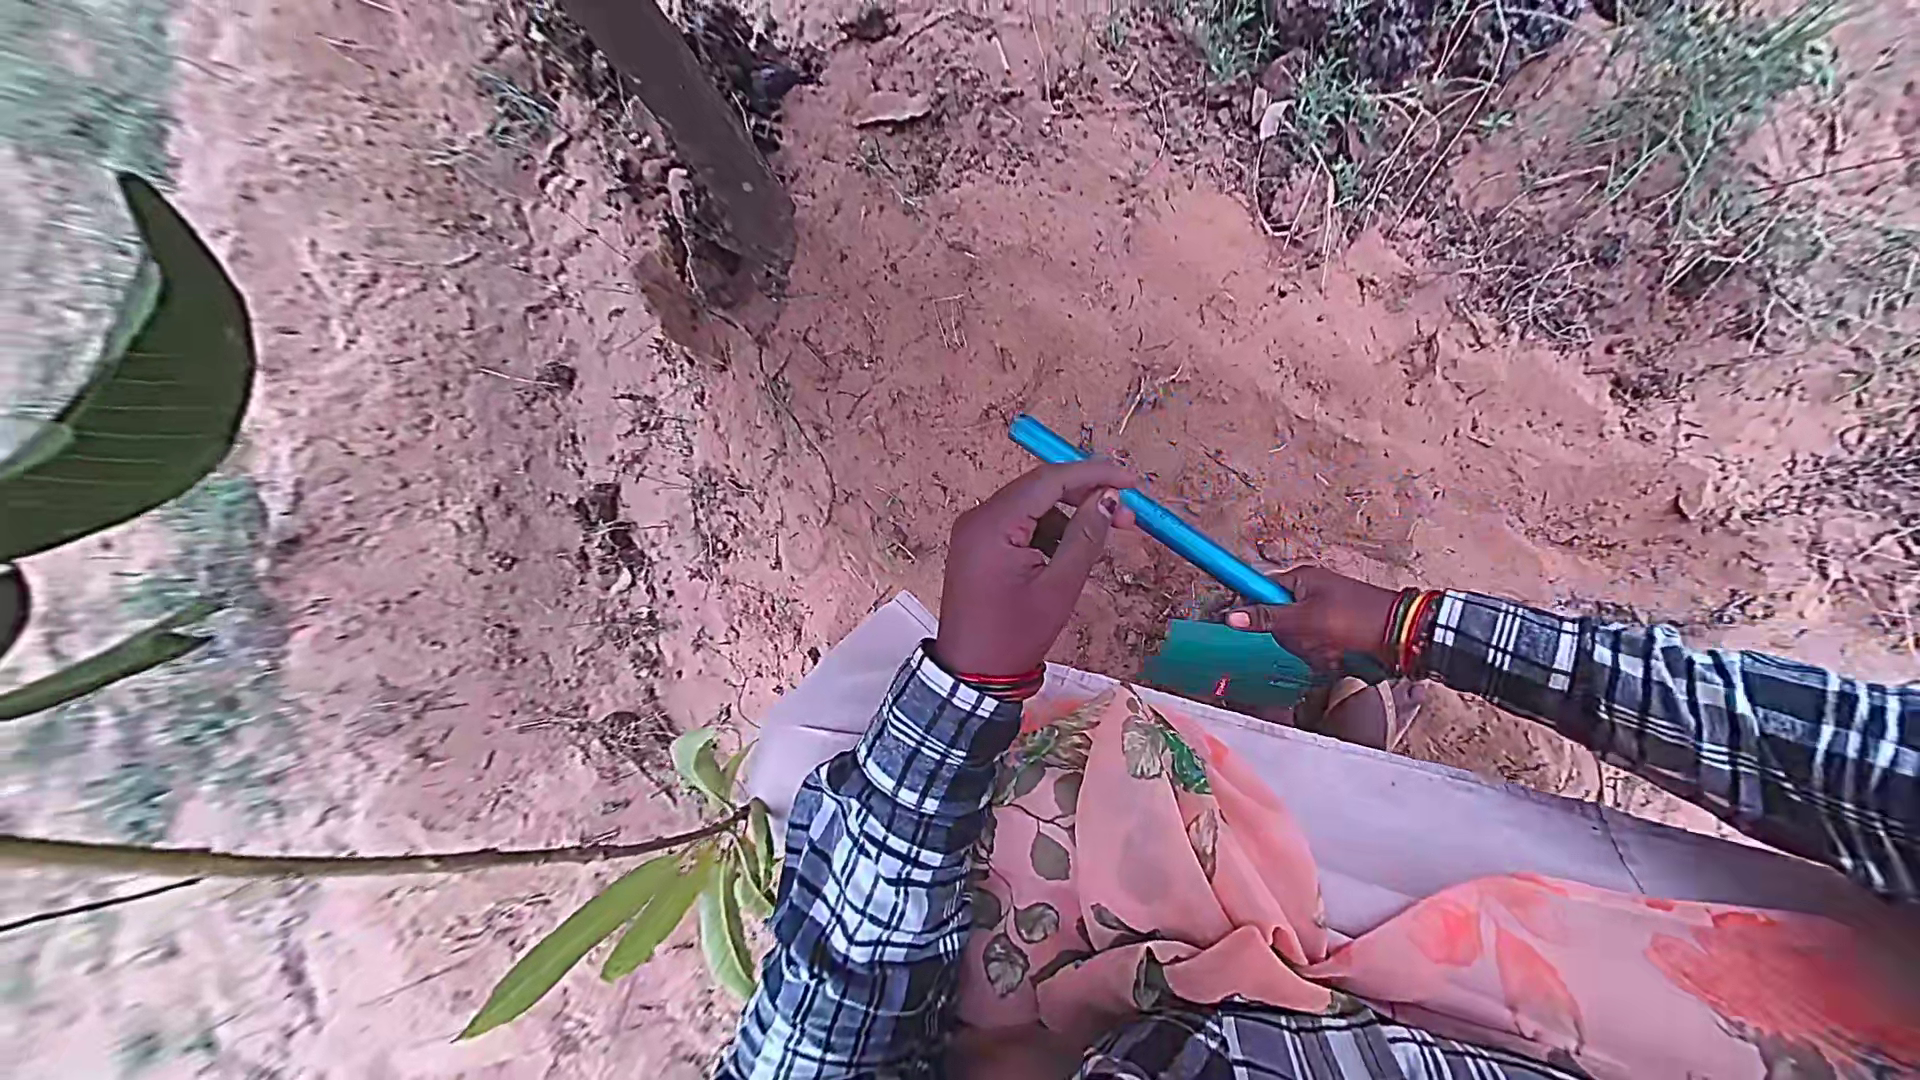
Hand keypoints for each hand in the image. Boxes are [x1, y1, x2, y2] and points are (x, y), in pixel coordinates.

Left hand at [933, 462, 1138, 677]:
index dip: (1093, 475)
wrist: (972, 672)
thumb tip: (1109, 498)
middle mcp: (979, 518)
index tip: (1131, 481)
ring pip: (1031, 506)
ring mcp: (974, 530)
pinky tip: (1066, 554)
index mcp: (993, 525)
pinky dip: (1046, 532)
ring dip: (1067, 517)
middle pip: (1039, 488)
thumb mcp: (1059, 586)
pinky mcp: (977, 544)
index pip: (1048, 479)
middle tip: (1125, 516)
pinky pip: (1018, 524)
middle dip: (1084, 497)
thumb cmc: (1014, 635)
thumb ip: (1085, 536)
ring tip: (1097, 542)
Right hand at [1224, 565, 1399, 671]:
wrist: (1407, 638)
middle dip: (1289, 635)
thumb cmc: (1356, 621)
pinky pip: (1316, 646)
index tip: (1247, 624)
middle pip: (1278, 617)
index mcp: (1302, 579)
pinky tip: (1336, 657)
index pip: (1261, 589)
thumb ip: (1266, 618)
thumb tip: (1232, 617)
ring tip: (1327, 650)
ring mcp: (1326, 612)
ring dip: (1307, 648)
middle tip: (1304, 639)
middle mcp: (1313, 592)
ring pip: (1297, 636)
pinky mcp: (1339, 631)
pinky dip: (1322, 655)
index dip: (1253, 607)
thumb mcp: (1304, 619)